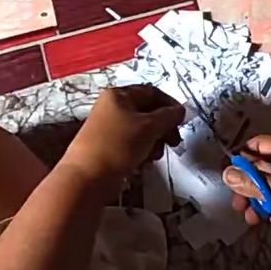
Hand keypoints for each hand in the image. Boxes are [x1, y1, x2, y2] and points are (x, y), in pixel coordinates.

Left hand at [61, 85, 183, 181]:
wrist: (87, 177)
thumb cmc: (118, 145)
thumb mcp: (149, 127)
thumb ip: (168, 116)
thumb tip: (180, 110)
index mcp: (118, 95)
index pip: (151, 92)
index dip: (170, 104)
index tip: (183, 119)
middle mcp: (112, 108)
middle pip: (147, 112)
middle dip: (164, 126)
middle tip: (174, 141)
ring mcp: (109, 128)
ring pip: (141, 129)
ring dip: (155, 141)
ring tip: (156, 154)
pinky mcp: (108, 147)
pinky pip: (132, 143)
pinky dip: (142, 150)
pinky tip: (145, 162)